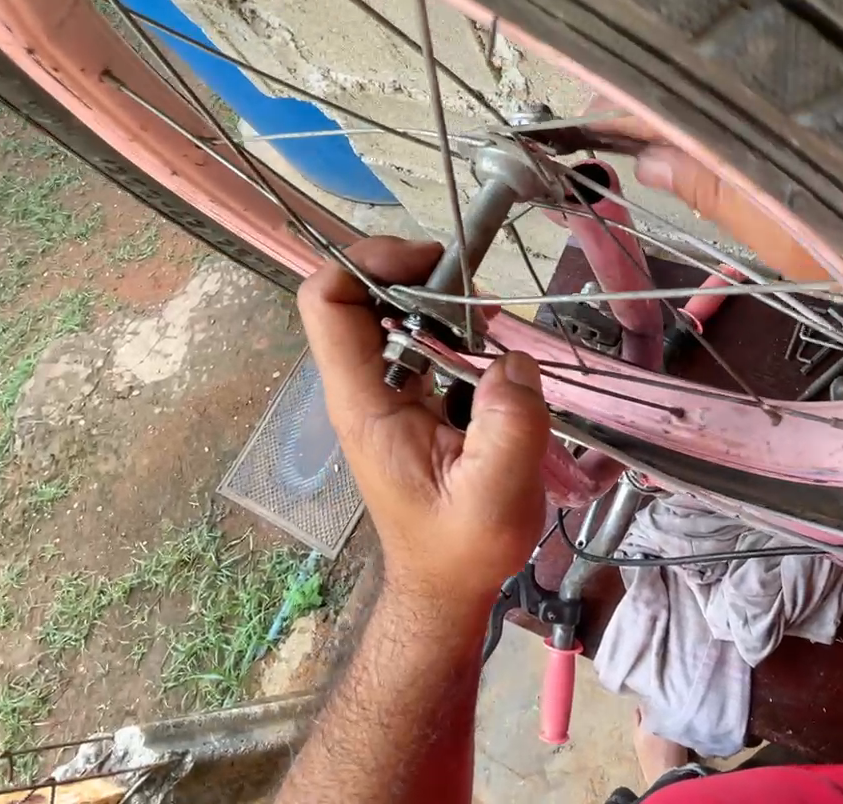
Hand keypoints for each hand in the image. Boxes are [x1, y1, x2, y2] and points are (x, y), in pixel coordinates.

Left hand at [297, 237, 552, 611]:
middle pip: (361, 295)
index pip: (330, 303)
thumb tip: (512, 362)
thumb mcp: (494, 498)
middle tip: (479, 296)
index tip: (435, 263)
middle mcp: (366, 386)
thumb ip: (508, 429)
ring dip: (443, 302)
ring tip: (492, 321)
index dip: (371, 262)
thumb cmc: (461, 548)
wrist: (448, 580)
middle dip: (418, 275)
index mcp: (365, 402)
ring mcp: (387, 390)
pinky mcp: (413, 396)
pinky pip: (423, 339)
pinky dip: (457, 327)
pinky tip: (491, 348)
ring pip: (394, 314)